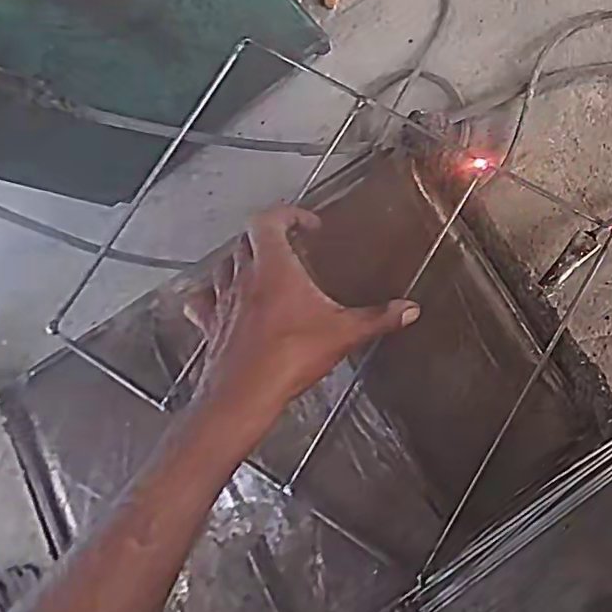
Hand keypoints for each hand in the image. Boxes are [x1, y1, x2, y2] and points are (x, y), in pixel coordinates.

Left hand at [184, 205, 419, 421]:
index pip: (268, 221)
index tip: (309, 223)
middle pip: (245, 239)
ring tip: (263, 263)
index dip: (289, 214)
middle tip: (292, 240)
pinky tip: (222, 297)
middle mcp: (244, 279)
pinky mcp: (210, 326)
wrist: (243, 396)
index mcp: (275, 269)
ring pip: (223, 264)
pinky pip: (202, 299)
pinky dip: (212, 291)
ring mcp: (222, 301)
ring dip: (242, 257)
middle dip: (269, 234)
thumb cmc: (288, 358)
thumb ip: (380, 317)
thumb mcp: (346, 333)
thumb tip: (408, 309)